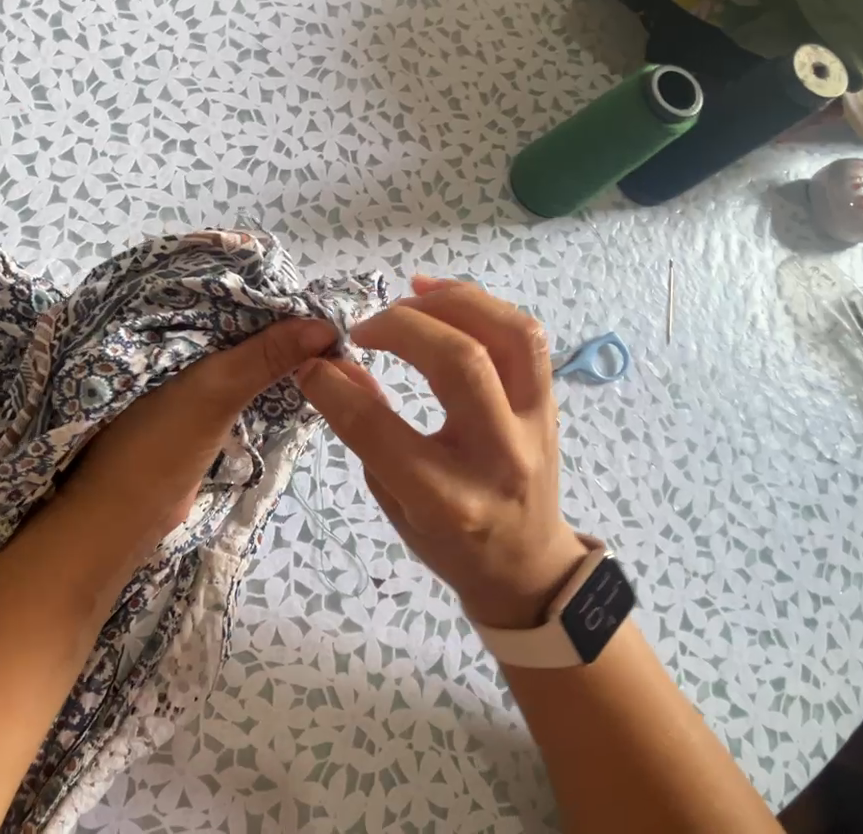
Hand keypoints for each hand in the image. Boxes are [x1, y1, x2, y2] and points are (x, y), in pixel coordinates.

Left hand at [62, 317, 339, 548]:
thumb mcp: (215, 390)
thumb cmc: (160, 443)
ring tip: (325, 347)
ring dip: (273, 353)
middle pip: (234, 324)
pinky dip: (259, 381)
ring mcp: (182, 381)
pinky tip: (293, 379)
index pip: (224, 293)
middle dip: (277, 324)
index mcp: (164, 328)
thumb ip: (264, 356)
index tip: (319, 296)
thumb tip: (326, 325)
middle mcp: (173, 347)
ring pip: (237, 355)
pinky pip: (233, 385)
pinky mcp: (193, 413)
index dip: (268, 293)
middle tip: (333, 323)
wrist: (126, 516)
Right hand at [292, 276, 588, 627]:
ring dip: (453, 302)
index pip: (377, 426)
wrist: (528, 566)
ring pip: (508, 335)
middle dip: (399, 327)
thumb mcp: (391, 501)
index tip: (312, 363)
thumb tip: (332, 364)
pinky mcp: (550, 403)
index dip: (332, 385)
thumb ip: (364, 432)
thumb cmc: (448, 542)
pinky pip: (527, 337)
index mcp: (445, 499)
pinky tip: (441, 297)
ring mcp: (534, 425)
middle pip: (459, 362)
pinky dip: (483, 304)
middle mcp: (498, 457)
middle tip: (363, 329)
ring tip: (409, 296)